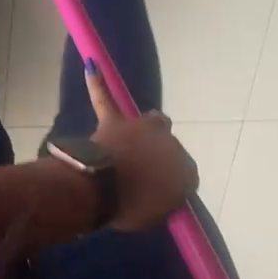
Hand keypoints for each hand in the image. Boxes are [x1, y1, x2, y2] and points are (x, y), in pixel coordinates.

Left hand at [84, 64, 197, 230]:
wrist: (102, 187)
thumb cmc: (132, 207)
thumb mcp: (159, 213)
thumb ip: (165, 197)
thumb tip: (162, 190)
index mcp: (184, 168)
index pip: (186, 173)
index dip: (172, 182)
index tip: (160, 193)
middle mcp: (168, 142)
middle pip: (169, 145)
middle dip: (160, 156)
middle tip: (145, 173)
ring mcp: (140, 128)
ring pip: (153, 121)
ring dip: (147, 130)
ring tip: (138, 139)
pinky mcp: (114, 121)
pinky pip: (104, 98)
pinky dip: (97, 83)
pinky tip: (92, 65)